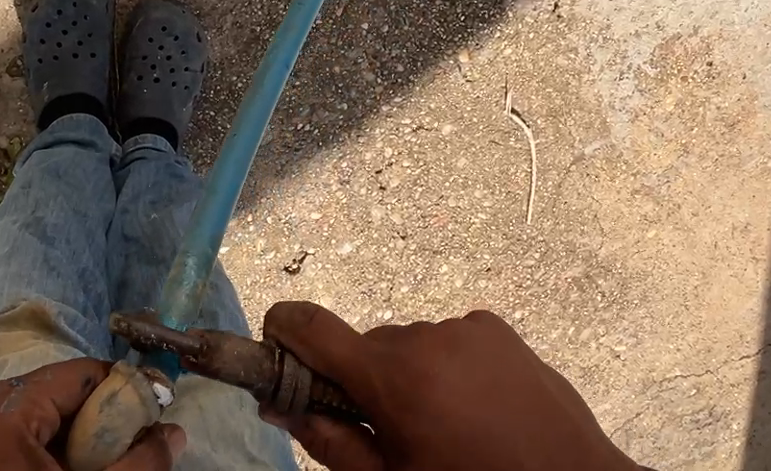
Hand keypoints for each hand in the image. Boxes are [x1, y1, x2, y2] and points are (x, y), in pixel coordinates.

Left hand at [0, 357, 185, 470]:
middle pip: (62, 394)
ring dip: (75, 439)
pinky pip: (17, 434)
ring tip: (99, 466)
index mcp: (2, 406)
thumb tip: (174, 433)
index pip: (83, 374)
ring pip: (42, 415)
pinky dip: (46, 452)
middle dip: (100, 422)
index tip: (156, 413)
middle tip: (129, 451)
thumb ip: (136, 466)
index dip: (124, 391)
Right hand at [260, 302, 637, 470]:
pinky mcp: (495, 327)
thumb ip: (334, 445)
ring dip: (412, 375)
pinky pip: (450, 339)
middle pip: (367, 347)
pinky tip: (479, 407)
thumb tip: (281, 406)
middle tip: (394, 430)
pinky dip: (450, 365)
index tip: (275, 343)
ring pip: (410, 344)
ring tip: (449, 424)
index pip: (312, 326)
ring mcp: (463, 326)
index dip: (283, 329)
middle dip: (367, 381)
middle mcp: (423, 335)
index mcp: (392, 377)